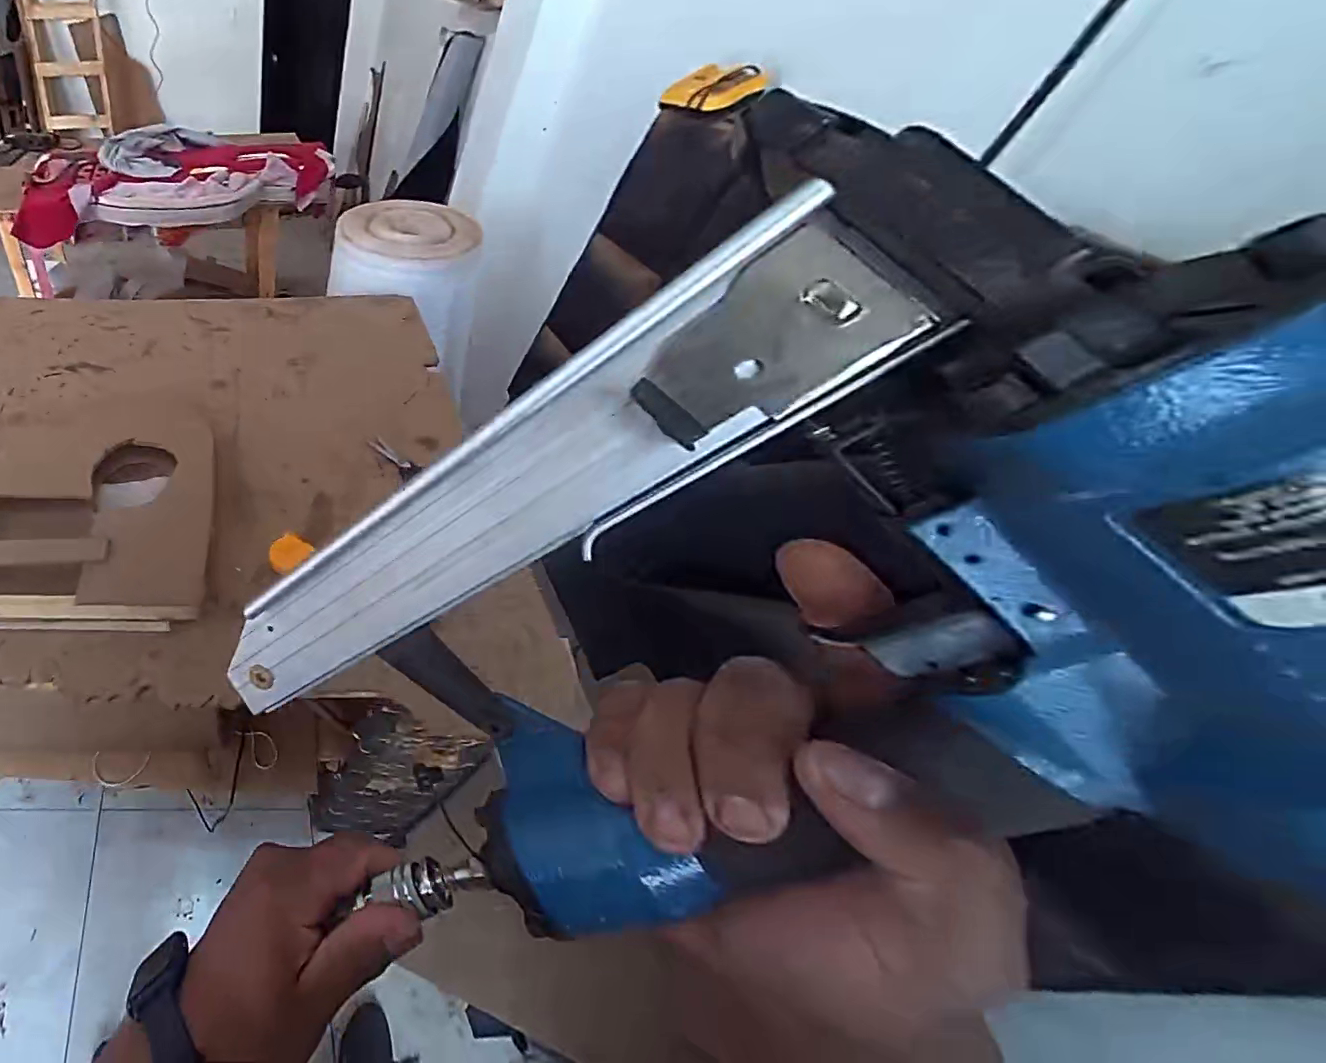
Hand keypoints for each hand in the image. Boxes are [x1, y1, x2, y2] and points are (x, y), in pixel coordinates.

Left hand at [182, 834, 421, 1062]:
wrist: (188, 1042)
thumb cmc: (252, 1026)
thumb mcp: (314, 998)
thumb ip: (362, 949)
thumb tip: (412, 915)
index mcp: (288, 881)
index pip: (359, 850)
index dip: (395, 872)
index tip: (415, 910)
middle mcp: (276, 859)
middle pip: (346, 857)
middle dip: (372, 892)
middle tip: (376, 946)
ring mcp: (263, 868)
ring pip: (331, 867)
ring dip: (350, 900)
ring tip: (341, 953)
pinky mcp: (258, 882)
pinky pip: (310, 877)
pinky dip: (326, 902)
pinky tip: (318, 943)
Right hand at [587, 540, 1026, 1061]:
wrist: (783, 1005)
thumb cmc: (887, 962)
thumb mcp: (958, 927)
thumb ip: (936, 849)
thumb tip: (829, 766)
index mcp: (870, 740)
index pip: (864, 643)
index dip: (839, 595)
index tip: (808, 563)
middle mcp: (784, 721)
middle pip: (744, 679)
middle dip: (732, 746)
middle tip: (739, 825)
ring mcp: (702, 734)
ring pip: (668, 693)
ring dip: (663, 760)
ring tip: (672, 835)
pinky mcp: (641, 754)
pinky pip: (613, 713)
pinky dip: (611, 746)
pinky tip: (619, 794)